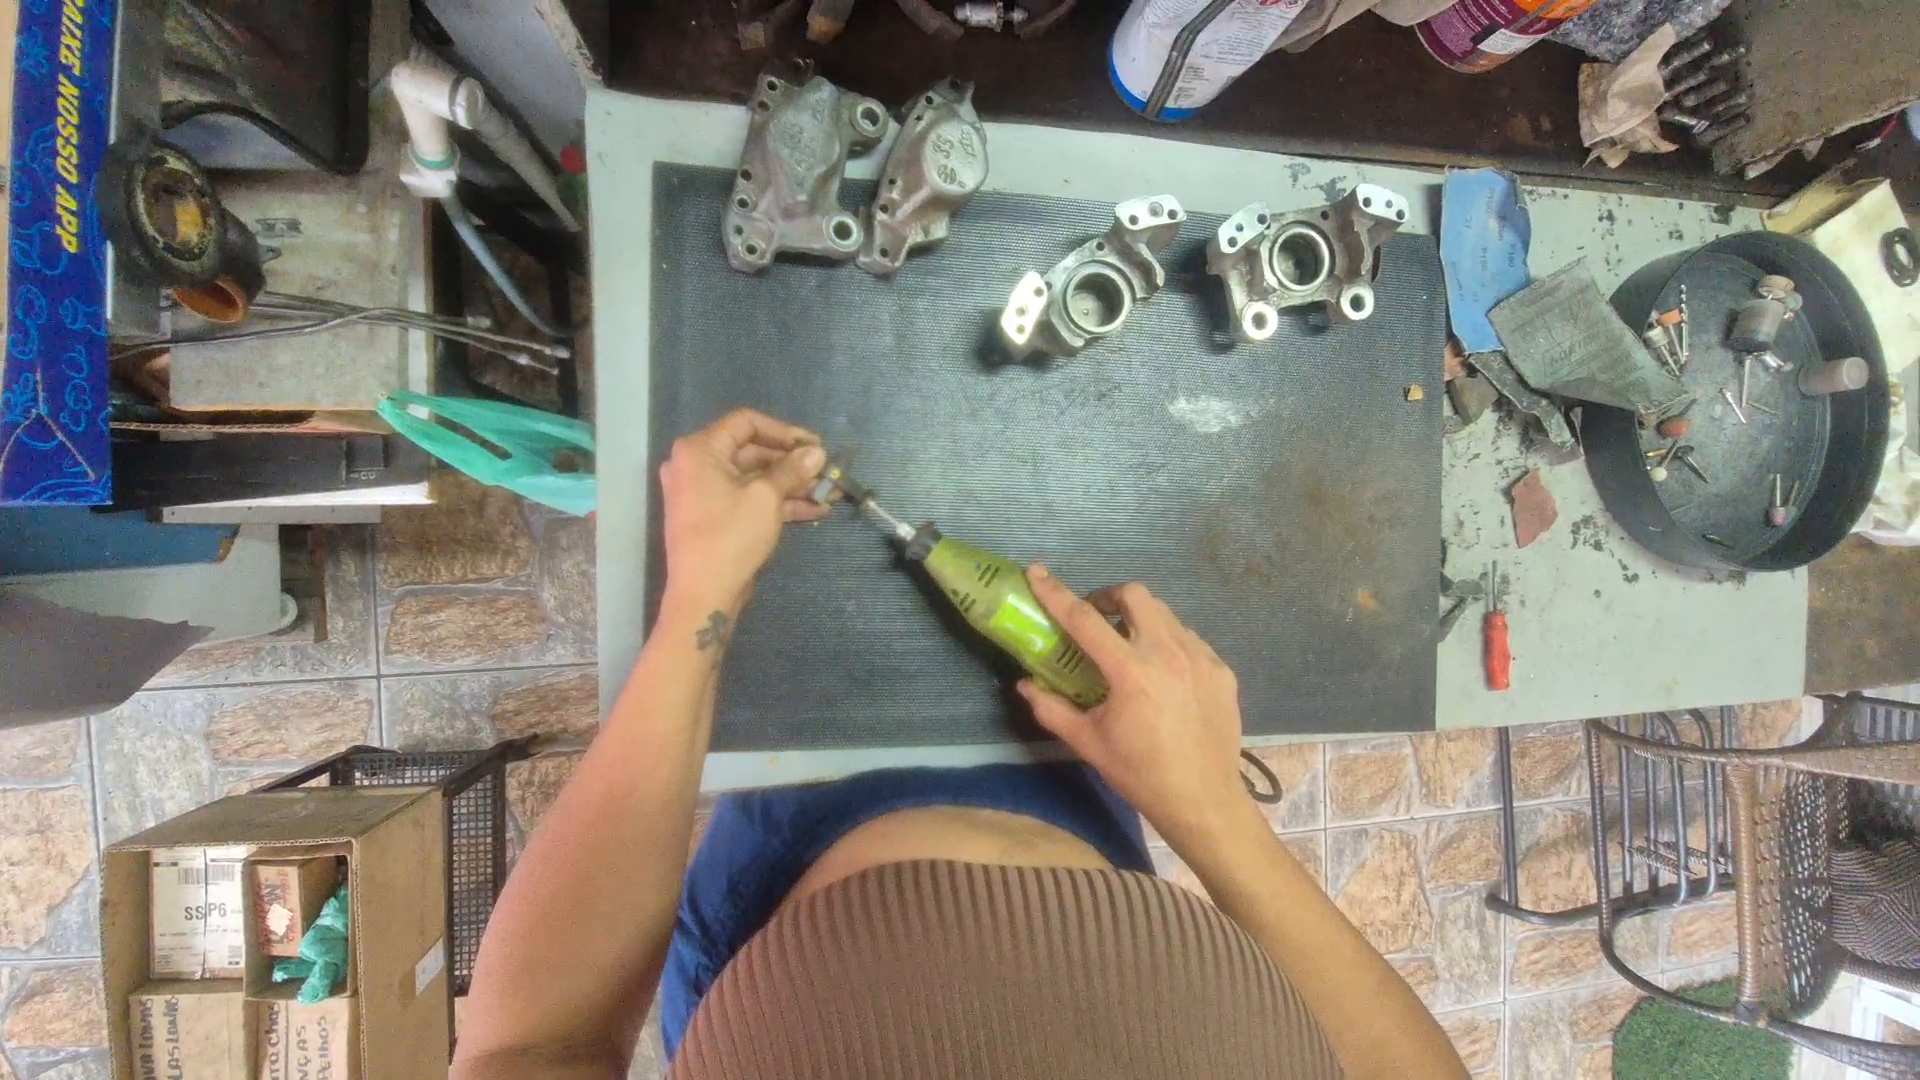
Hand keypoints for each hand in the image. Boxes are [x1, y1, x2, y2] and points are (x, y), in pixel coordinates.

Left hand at [658, 409, 828, 612]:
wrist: (704, 594)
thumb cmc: (730, 537)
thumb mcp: (766, 498)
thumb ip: (792, 470)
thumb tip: (817, 452)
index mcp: (700, 450)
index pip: (746, 423)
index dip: (784, 431)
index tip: (814, 445)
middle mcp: (697, 466)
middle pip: (753, 452)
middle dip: (793, 464)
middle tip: (827, 471)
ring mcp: (705, 493)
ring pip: (756, 479)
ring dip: (793, 485)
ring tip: (830, 493)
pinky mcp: (717, 516)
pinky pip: (750, 499)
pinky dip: (779, 503)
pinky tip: (816, 511)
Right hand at [1019, 565, 1253, 848]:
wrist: (1204, 802)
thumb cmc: (1140, 773)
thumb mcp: (1088, 742)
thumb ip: (1051, 708)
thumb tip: (1025, 684)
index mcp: (1131, 671)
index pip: (1085, 619)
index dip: (1056, 593)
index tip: (1038, 572)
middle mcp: (1169, 653)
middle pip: (1135, 594)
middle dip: (1109, 596)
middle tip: (1097, 618)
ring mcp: (1201, 658)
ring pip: (1165, 614)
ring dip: (1140, 620)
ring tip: (1130, 649)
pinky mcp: (1222, 670)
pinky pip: (1189, 639)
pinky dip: (1167, 643)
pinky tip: (1163, 674)